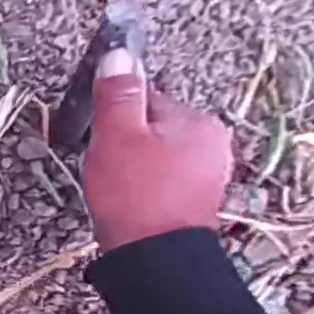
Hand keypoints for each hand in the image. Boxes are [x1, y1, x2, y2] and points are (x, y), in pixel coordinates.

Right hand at [81, 49, 233, 251]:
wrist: (153, 257)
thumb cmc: (134, 194)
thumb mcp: (117, 136)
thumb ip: (118, 94)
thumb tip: (118, 55)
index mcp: (198, 122)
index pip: (146, 98)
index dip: (115, 116)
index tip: (102, 137)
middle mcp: (212, 144)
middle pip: (151, 125)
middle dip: (124, 140)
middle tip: (107, 163)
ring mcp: (206, 174)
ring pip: (153, 152)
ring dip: (131, 162)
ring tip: (115, 183)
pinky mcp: (194, 199)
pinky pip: (160, 176)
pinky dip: (141, 182)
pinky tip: (128, 197)